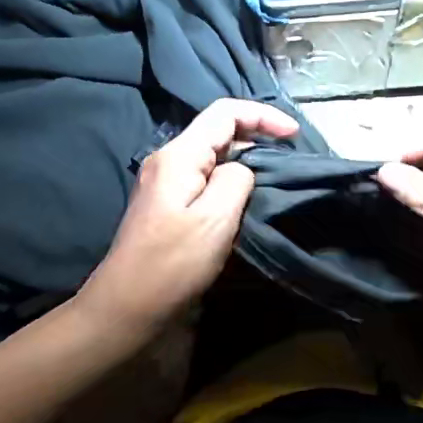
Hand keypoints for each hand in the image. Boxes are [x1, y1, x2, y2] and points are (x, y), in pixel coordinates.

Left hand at [78, 99, 299, 330]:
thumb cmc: (172, 263)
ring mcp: (165, 184)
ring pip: (212, 156)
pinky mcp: (168, 206)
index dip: (262, 116)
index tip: (294, 135)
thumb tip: (242, 169)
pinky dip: (230, 179)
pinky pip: (204, 178)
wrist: (127, 309)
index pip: (224, 113)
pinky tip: (246, 198)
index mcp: (178, 155)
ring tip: (274, 176)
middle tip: (289, 157)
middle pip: (217, 131)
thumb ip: (236, 180)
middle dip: (256, 135)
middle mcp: (168, 161)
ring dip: (244, 159)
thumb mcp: (215, 219)